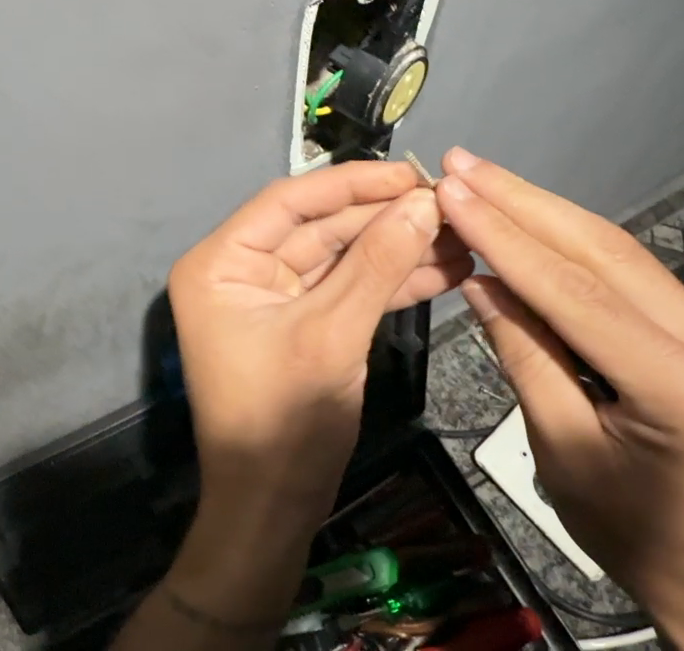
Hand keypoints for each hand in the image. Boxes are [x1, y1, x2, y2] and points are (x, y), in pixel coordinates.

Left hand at [168, 160, 471, 514]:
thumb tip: (425, 202)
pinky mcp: (303, 324)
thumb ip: (378, 264)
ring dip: (397, 249)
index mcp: (221, 262)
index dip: (353, 183)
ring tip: (462, 236)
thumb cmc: (284, 420)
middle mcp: (242, 270)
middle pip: (321, 227)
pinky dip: (391, 282)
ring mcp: (274, 298)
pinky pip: (348, 289)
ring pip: (342, 258)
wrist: (273, 510)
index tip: (413, 174)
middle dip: (385, 218)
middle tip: (449, 205)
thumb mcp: (332, 336)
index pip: (290, 201)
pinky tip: (444, 269)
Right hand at [435, 148, 683, 650]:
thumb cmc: (639, 545)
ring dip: (548, 214)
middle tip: (462, 164)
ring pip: (624, 257)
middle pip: (607, 254)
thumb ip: (524, 356)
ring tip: (485, 180)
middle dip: (525, 203)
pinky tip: (533, 223)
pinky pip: (637, 281)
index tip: (451, 192)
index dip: (506, 238)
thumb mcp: (563, 453)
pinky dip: (576, 249)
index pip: (578, 294)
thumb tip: (481, 280)